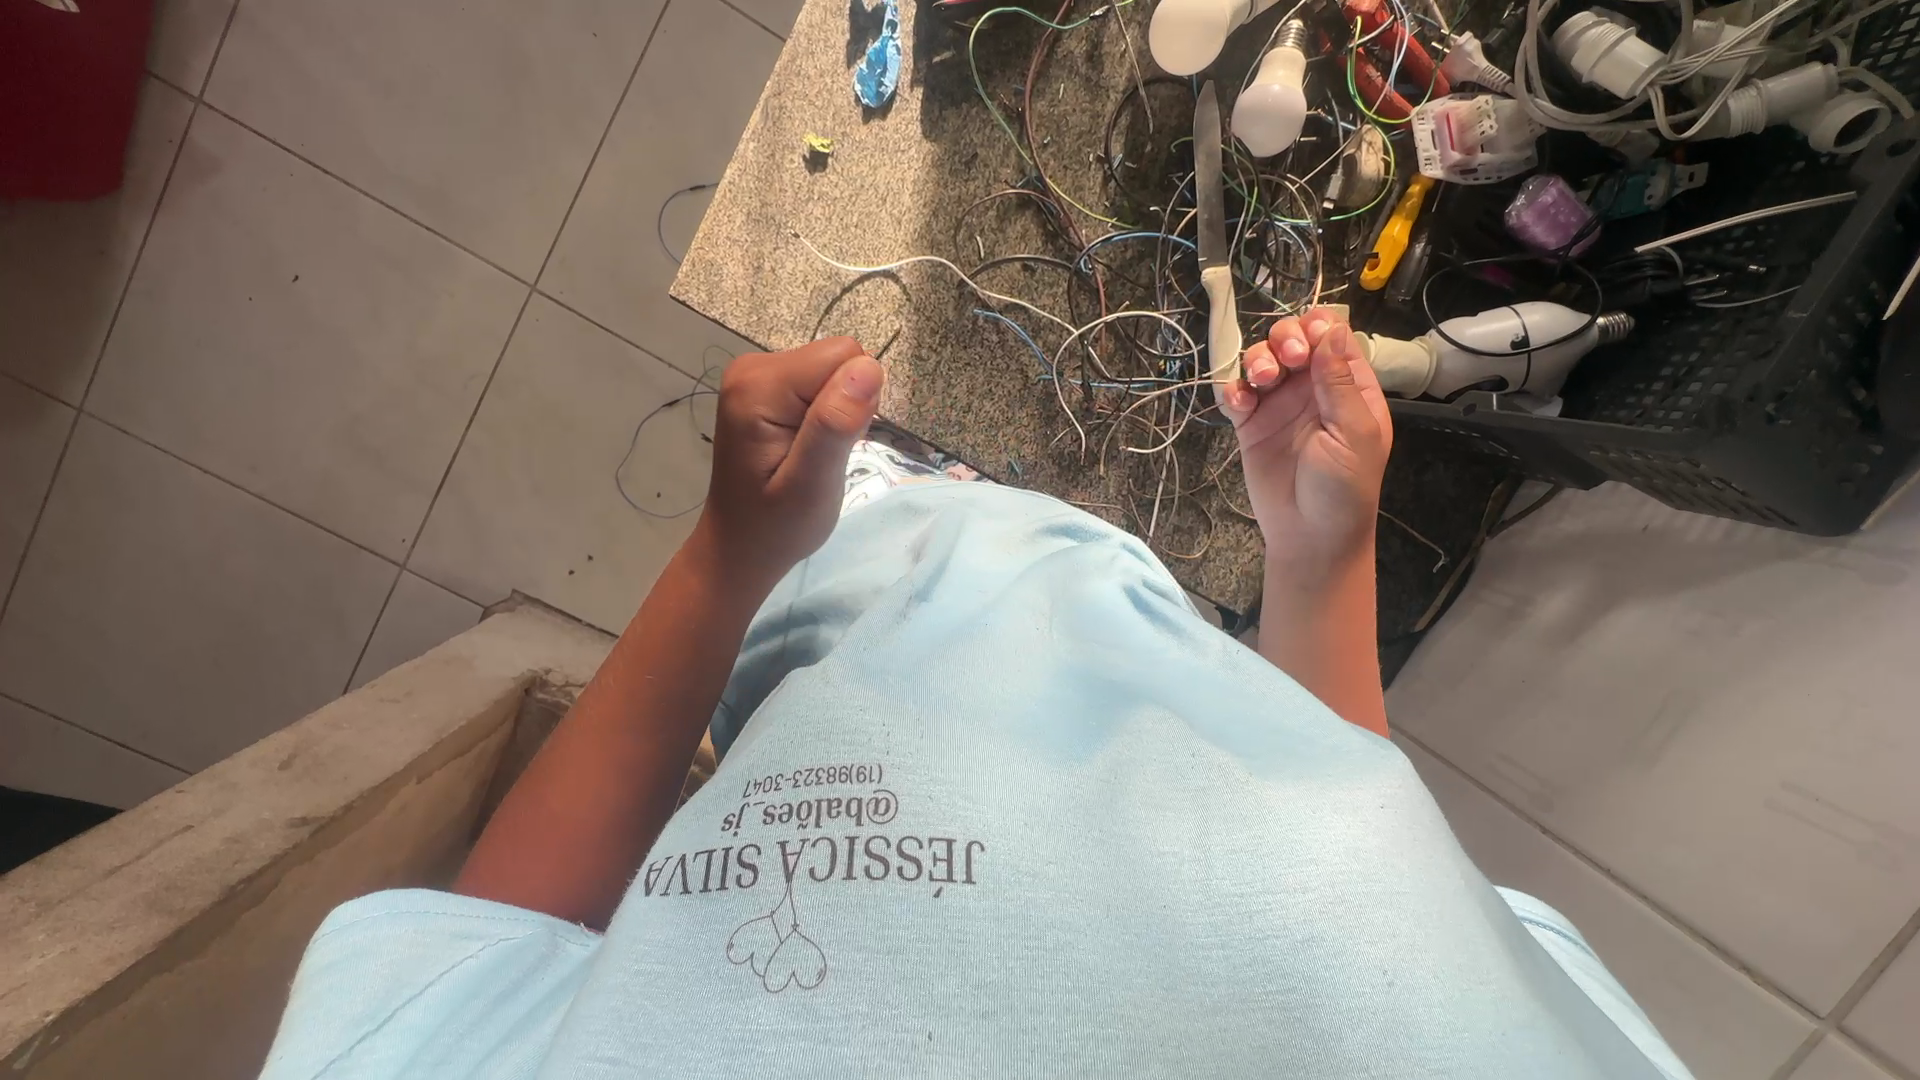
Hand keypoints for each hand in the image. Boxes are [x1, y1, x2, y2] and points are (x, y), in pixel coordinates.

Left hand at [699, 336, 882, 587]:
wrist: (740, 549)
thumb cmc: (776, 527)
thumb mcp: (812, 485)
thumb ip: (836, 424)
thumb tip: (869, 368)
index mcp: (761, 385)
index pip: (844, 356)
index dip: (856, 401)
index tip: (839, 444)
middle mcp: (754, 367)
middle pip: (838, 359)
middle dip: (848, 406)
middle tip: (826, 456)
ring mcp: (757, 375)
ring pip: (834, 371)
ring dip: (838, 414)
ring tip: (814, 456)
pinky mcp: (766, 388)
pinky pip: (821, 383)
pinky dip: (827, 416)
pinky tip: (808, 448)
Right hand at [1218, 308, 1391, 571]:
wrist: (1309, 534)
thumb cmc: (1345, 487)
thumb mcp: (1354, 433)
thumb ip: (1339, 383)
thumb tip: (1332, 330)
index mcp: (1347, 386)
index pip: (1332, 337)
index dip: (1317, 328)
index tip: (1307, 340)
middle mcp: (1310, 388)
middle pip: (1291, 340)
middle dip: (1283, 339)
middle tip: (1286, 361)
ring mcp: (1277, 405)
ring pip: (1260, 360)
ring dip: (1256, 360)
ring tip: (1259, 381)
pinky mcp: (1248, 425)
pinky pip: (1235, 393)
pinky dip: (1232, 390)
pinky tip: (1238, 404)